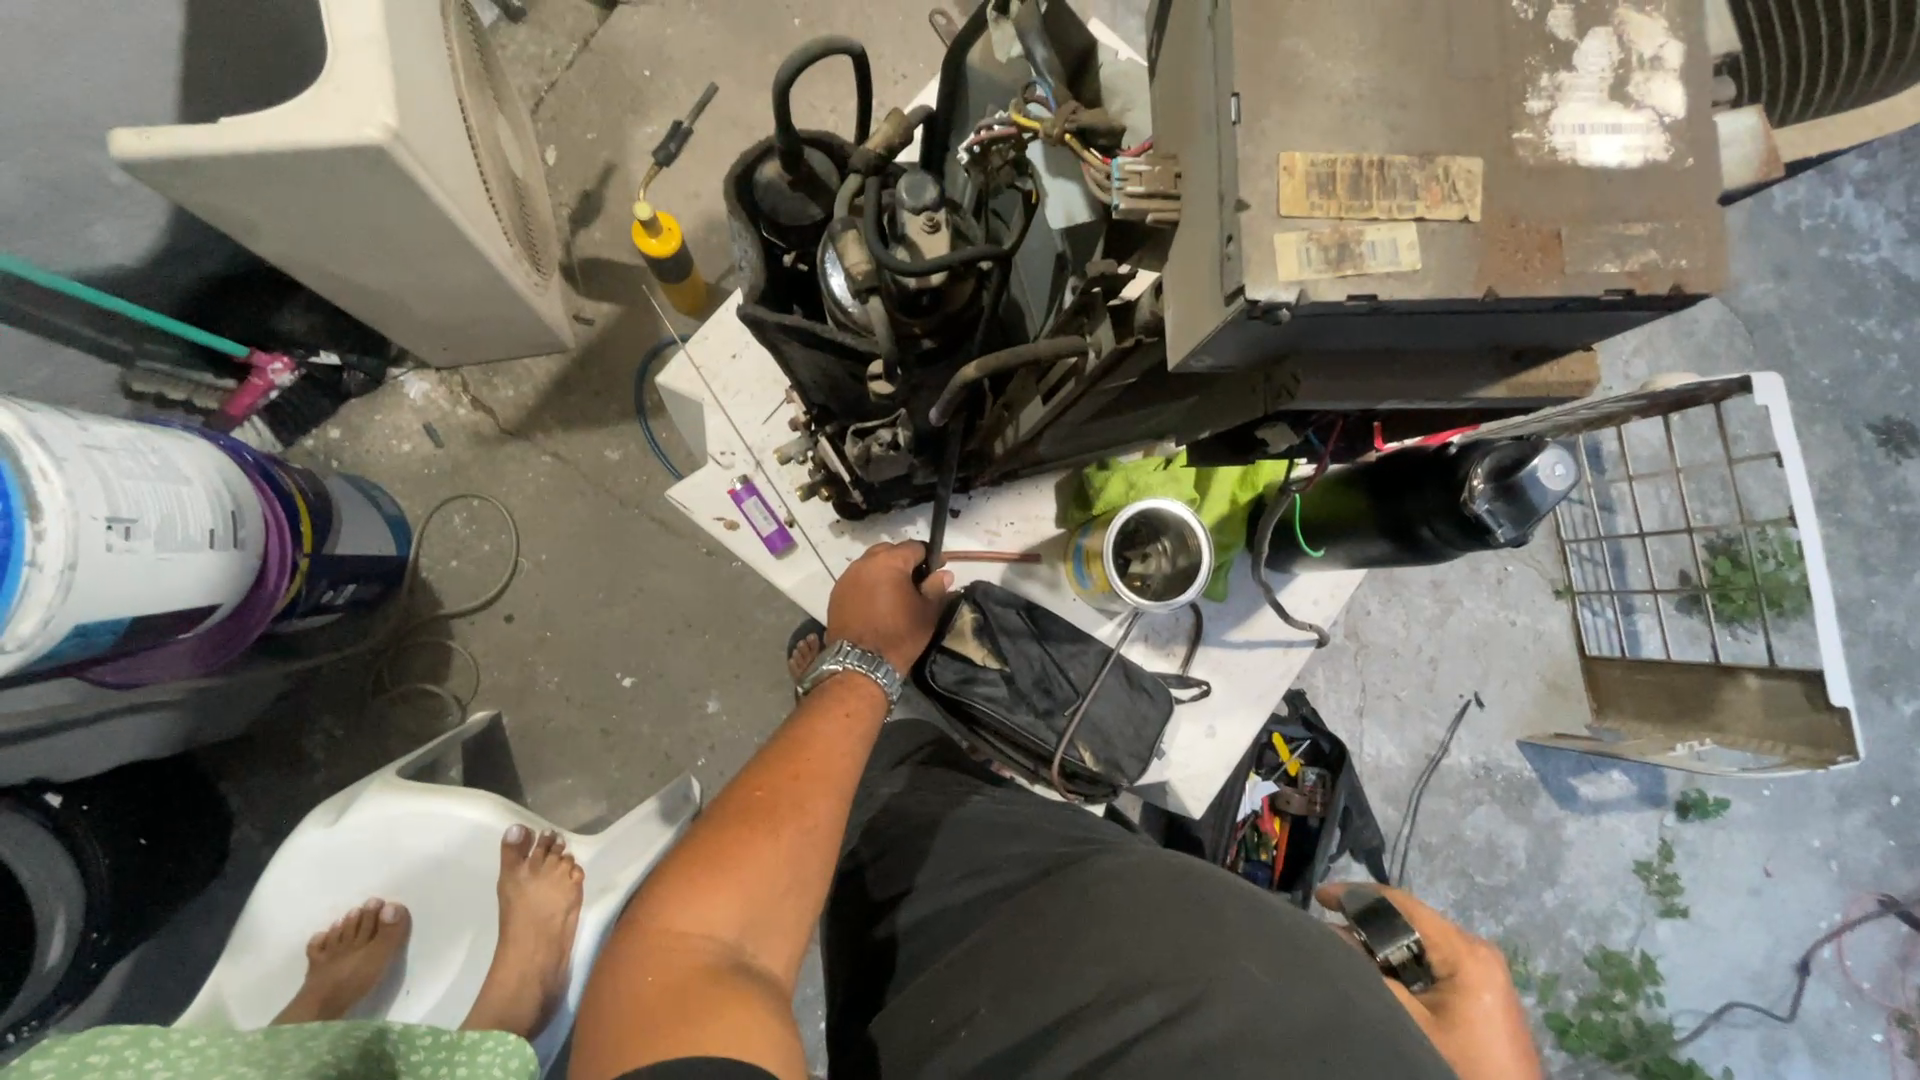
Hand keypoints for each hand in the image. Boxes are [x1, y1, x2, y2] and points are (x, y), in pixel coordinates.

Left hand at [826, 541, 954, 672]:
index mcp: (890, 562)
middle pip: (889, 551)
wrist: (860, 663)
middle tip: (916, 580)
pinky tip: (876, 602)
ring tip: (895, 592)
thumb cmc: (899, 635)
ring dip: (884, 572)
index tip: (938, 569)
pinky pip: (857, 580)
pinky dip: (869, 584)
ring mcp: (847, 577)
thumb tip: (944, 573)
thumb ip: (936, 587)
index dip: (929, 556)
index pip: (914, 547)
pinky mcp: (836, 593)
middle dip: (904, 561)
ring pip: (870, 564)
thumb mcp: (926, 612)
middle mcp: (865, 562)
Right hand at [1316, 883, 1542, 1079]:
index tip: (1320, 898)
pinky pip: (1434, 956)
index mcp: (1465, 952)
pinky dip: (1402, 956)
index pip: (1402, 904)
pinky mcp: (1483, 986)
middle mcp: (1477, 949)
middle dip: (1368, 918)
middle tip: (1328, 927)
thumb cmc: (1464, 1068)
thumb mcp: (1412, 1025)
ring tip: (1346, 946)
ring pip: (1420, 937)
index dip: (1357, 895)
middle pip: (1411, 918)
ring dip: (1384, 939)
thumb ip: (1370, 975)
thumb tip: (1331, 933)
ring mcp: (1484, 968)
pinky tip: (1379, 968)